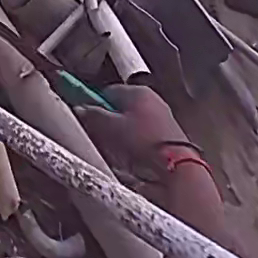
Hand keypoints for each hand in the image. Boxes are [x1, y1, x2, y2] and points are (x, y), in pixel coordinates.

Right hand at [75, 84, 190, 180]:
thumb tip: (81, 109)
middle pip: (120, 106)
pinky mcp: (167, 136)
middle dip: (106, 120)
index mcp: (138, 91)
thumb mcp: (111, 127)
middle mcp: (151, 100)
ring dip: (118, 133)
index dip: (94, 102)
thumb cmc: (144, 141)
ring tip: (112, 148)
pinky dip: (132, 143)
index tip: (85, 114)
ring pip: (130, 122)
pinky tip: (128, 156)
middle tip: (97, 133)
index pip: (108, 90)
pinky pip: (142, 135)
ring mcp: (161, 118)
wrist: (176, 167)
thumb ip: (93, 115)